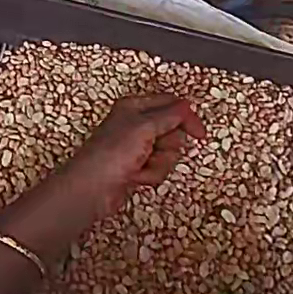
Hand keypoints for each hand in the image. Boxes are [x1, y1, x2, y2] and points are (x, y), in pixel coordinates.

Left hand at [50, 95, 205, 219]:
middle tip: (154, 150)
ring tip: (141, 167)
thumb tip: (186, 105)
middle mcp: (137, 124)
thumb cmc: (114, 153)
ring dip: (159, 163)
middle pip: (172, 131)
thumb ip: (169, 116)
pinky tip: (136, 178)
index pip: (171, 104)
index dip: (187, 118)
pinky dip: (151, 175)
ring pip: (168, 152)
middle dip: (168, 145)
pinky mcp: (138, 168)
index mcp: (135, 106)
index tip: (200, 134)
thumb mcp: (144, 127)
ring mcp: (137, 148)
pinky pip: (159, 168)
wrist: (92, 189)